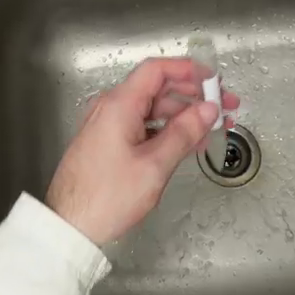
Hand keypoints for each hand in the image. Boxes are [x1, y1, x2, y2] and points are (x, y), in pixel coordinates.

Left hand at [46, 57, 241, 245]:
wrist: (69, 225)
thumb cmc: (107, 196)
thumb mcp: (154, 166)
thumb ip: (183, 133)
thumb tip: (208, 109)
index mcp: (120, 104)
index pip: (157, 70)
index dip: (189, 70)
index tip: (215, 81)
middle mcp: (111, 107)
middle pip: (157, 87)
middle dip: (193, 94)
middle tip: (225, 106)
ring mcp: (108, 123)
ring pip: (152, 108)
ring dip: (183, 114)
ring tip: (213, 128)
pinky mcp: (107, 141)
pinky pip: (142, 124)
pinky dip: (166, 129)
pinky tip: (187, 142)